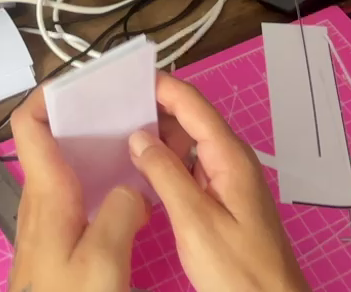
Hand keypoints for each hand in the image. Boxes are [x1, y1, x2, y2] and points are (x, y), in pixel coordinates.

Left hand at [9, 87, 150, 291]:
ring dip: (95, 150)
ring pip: (67, 167)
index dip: (47, 93)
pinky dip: (99, 182)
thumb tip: (131, 186)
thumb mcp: (104, 260)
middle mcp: (41, 197)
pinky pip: (76, 194)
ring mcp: (47, 220)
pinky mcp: (57, 240)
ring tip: (134, 142)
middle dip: (84, 117)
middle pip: (53, 139)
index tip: (82, 81)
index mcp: (46, 189)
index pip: (29, 122)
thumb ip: (120, 211)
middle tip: (124, 108)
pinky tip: (130, 194)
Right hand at [131, 73, 309, 291]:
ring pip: (190, 145)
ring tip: (119, 140)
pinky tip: (143, 174)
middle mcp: (231, 159)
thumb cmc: (238, 271)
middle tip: (112, 113)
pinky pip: (192, 168)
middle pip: (190, 119)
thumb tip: (138, 136)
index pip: (192, 103)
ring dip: (159, 140)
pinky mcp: (225, 201)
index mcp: (229, 155)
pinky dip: (168, 164)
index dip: (160, 86)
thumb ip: (165, 173)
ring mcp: (229, 181)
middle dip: (154, 111)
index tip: (124, 79)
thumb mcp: (195, 221)